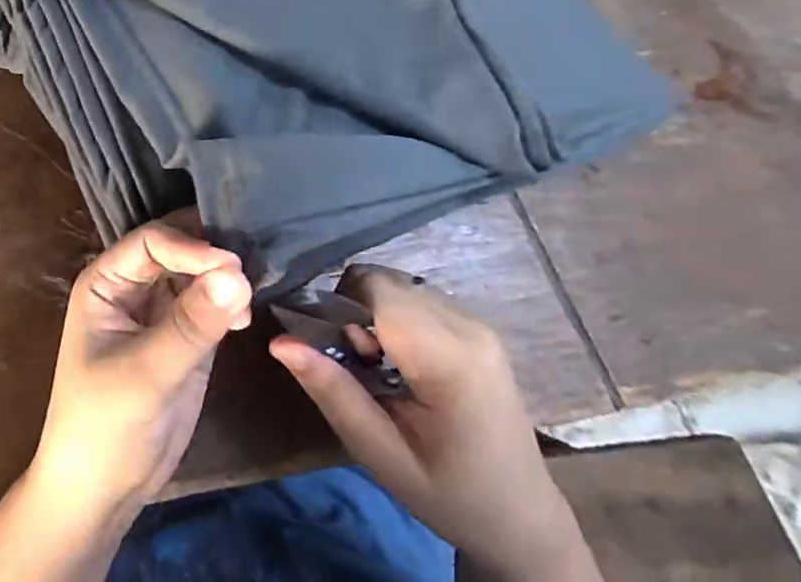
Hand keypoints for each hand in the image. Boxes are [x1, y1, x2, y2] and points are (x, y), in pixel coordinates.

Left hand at [31, 214, 254, 508]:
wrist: (102, 490)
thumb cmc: (105, 426)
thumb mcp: (147, 372)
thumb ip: (192, 323)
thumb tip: (238, 275)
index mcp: (105, 282)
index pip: (152, 242)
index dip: (191, 246)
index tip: (232, 266)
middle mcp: (132, 286)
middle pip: (176, 248)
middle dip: (211, 252)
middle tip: (251, 266)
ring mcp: (159, 309)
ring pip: (196, 272)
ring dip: (224, 276)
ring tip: (253, 293)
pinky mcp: (184, 335)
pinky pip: (209, 302)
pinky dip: (229, 303)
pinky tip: (245, 319)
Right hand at [269, 267, 600, 581]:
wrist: (521, 517)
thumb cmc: (447, 493)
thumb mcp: (379, 454)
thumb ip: (331, 391)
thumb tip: (279, 341)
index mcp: (450, 358)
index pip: (377, 289)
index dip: (341, 308)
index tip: (337, 353)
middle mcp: (469, 326)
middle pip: (386, 282)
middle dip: (356, 310)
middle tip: (359, 365)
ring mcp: (479, 322)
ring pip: (399, 286)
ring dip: (375, 313)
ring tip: (381, 367)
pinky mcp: (478, 326)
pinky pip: (418, 299)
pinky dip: (396, 317)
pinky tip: (403, 363)